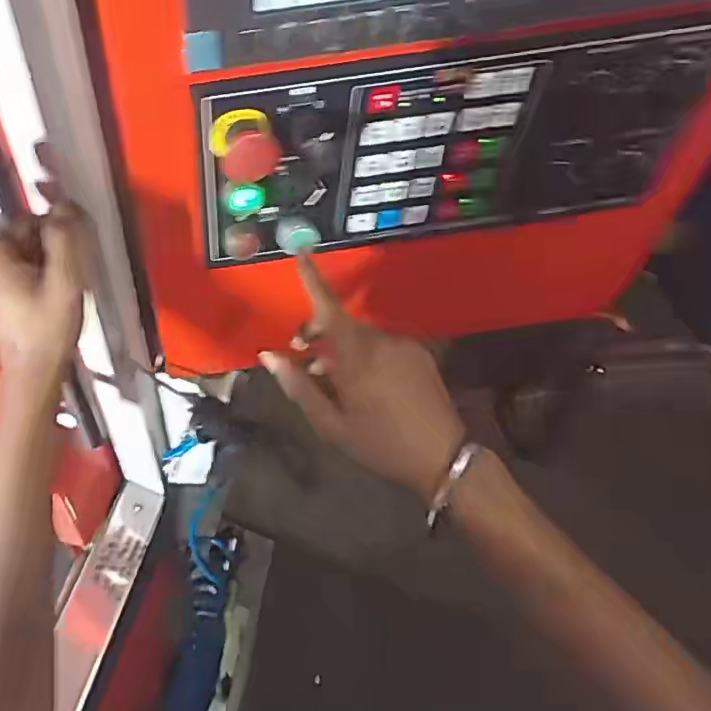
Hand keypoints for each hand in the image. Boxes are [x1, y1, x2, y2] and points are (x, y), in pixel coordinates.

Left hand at [0, 191, 88, 376]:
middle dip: (31, 220)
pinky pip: (13, 258)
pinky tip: (57, 272)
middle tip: (63, 228)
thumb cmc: (45, 331)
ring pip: (9, 241)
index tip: (7, 169)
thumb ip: (64, 240)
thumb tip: (62, 210)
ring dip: (37, 240)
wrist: (35, 374)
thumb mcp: (65, 283)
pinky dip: (35, 256)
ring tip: (65, 259)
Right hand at [259, 255, 465, 496]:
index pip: (328, 309)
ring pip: (361, 334)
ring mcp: (403, 345)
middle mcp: (381, 341)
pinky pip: (382, 343)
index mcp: (356, 357)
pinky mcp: (418, 352)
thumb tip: (268, 355)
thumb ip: (298, 386)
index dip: (313, 279)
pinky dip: (364, 352)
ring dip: (341, 345)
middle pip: (341, 322)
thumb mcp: (330, 424)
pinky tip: (362, 380)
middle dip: (317, 330)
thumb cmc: (379, 443)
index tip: (301, 253)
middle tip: (299, 354)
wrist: (442, 457)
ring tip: (330, 377)